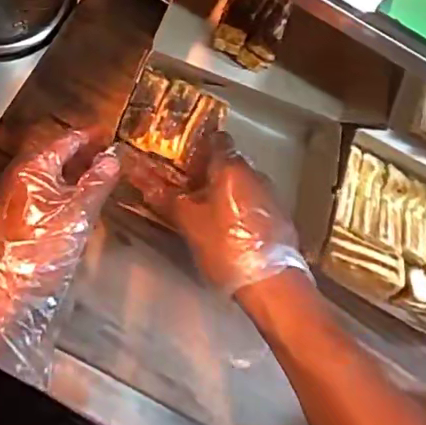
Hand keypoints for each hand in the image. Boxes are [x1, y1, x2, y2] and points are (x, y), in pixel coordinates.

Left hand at [0, 128, 119, 375]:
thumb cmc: (40, 249)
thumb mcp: (78, 215)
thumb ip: (97, 182)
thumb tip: (113, 155)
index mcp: (33, 167)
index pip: (66, 140)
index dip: (90, 136)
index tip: (110, 133)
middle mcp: (18, 175)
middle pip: (55, 155)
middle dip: (81, 153)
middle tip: (107, 154)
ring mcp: (11, 197)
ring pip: (47, 175)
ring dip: (71, 172)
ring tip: (96, 176)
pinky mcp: (10, 218)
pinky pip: (41, 192)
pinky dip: (60, 190)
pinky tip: (75, 203)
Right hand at [128, 134, 308, 295]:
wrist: (273, 285)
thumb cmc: (226, 247)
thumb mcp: (190, 223)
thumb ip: (168, 199)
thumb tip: (145, 181)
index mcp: (231, 167)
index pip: (217, 139)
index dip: (200, 147)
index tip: (184, 160)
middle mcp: (254, 173)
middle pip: (229, 162)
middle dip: (210, 173)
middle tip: (189, 189)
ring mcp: (270, 194)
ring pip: (242, 182)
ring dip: (226, 191)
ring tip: (207, 211)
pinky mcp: (280, 215)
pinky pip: (255, 200)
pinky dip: (241, 207)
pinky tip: (230, 228)